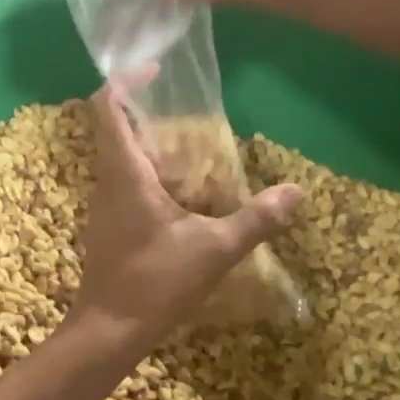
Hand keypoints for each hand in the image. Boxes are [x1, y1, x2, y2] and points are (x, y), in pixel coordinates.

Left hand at [69, 84, 301, 350]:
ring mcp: (104, 204)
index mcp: (123, 172)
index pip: (107, 108)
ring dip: (153, 148)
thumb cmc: (155, 281)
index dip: (125, 82)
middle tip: (191, 116)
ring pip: (122, 158)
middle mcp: (107, 180)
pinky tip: (185, 196)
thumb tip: (296, 191)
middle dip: (149, 115)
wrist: (109, 328)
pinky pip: (126, 184)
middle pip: (116, 129)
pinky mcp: (109, 224)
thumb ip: (255, 218)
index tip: (155, 71)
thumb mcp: (213, 249)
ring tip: (196, 154)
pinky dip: (151, 176)